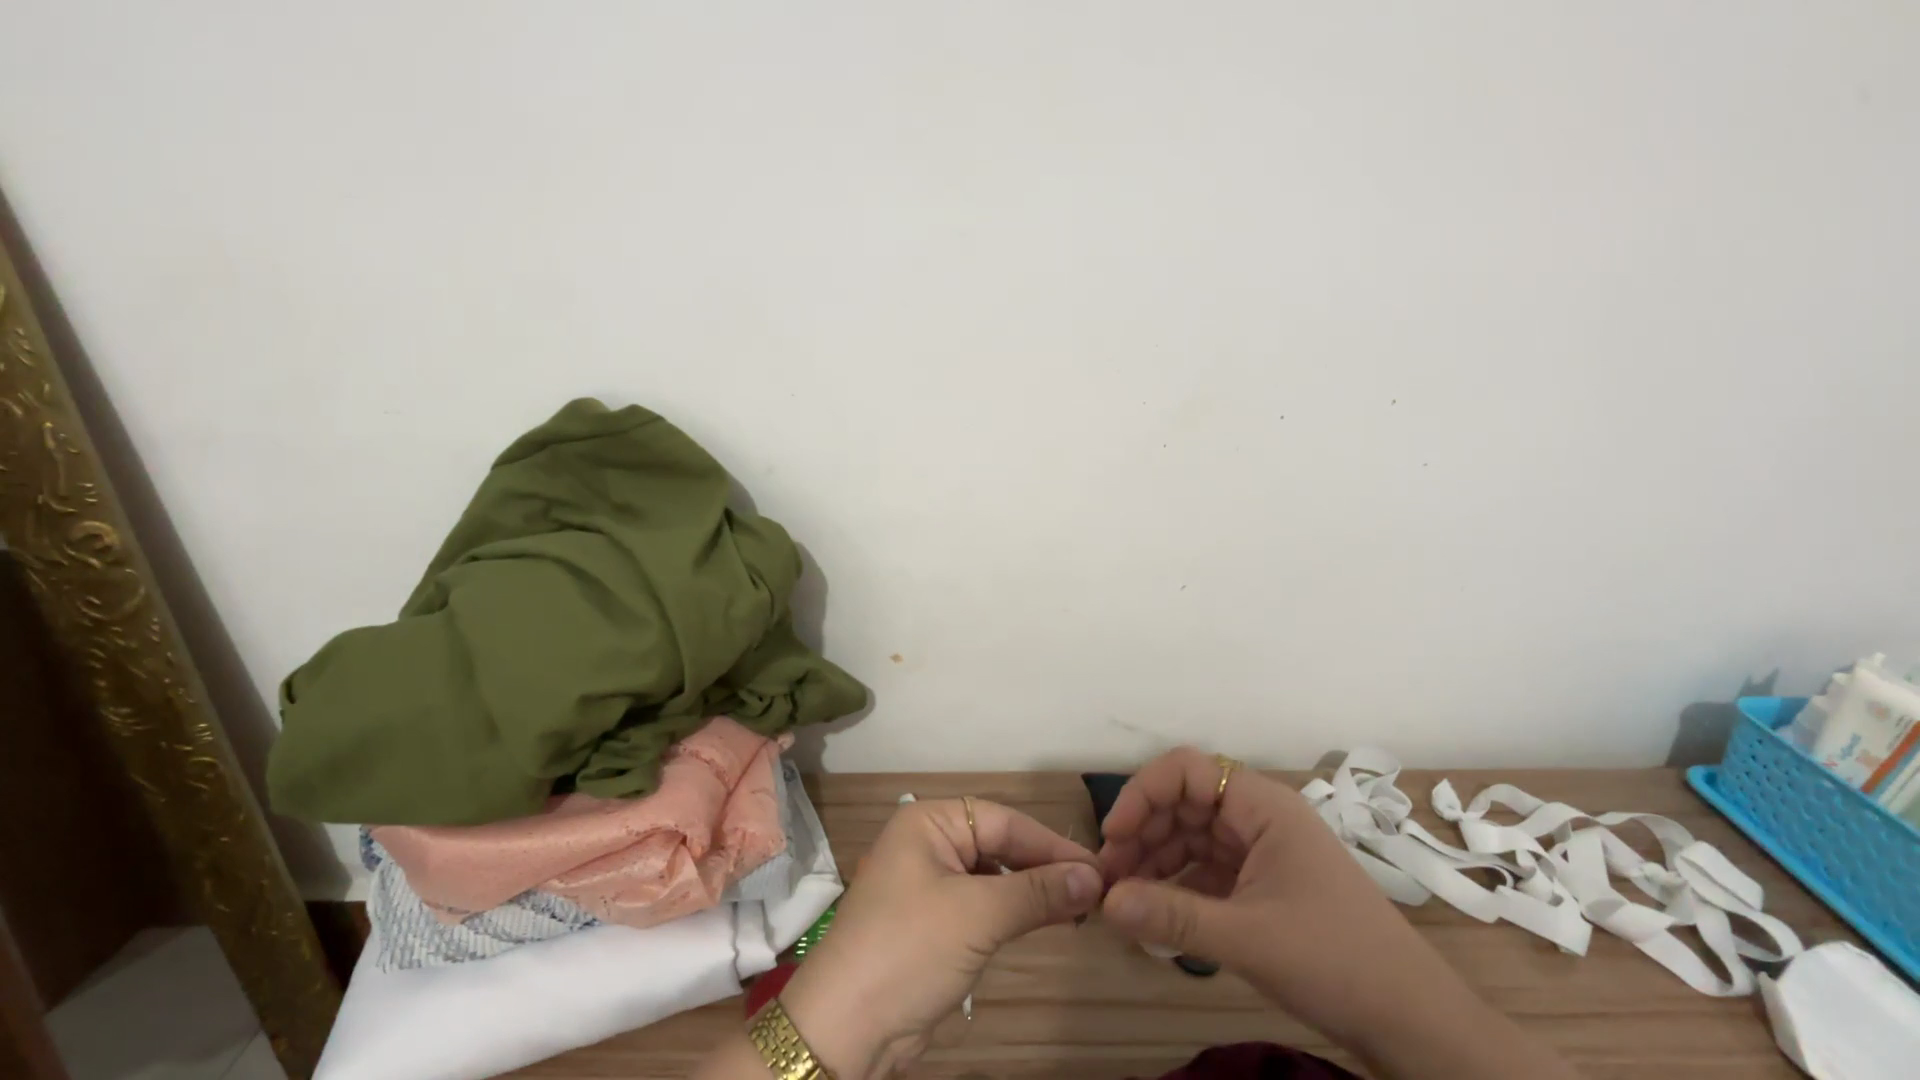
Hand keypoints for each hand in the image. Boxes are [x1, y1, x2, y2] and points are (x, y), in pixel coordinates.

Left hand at [777, 798, 1102, 1079]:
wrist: (847, 1027)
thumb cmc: (910, 949)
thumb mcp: (978, 915)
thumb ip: (1038, 892)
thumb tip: (1095, 878)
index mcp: (928, 823)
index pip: (1003, 820)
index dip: (1051, 844)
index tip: (1099, 869)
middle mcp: (928, 845)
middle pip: (1000, 845)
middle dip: (1045, 866)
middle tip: (1096, 891)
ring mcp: (929, 885)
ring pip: (994, 876)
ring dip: (1034, 890)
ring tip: (1080, 907)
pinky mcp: (934, 924)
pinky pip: (984, 906)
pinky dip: (1015, 912)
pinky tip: (1046, 921)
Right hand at [1096, 748, 1577, 1079]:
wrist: (1411, 1019)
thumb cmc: (1336, 960)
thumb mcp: (1248, 938)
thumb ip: (1172, 916)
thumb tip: (1104, 901)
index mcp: (1264, 807)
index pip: (1188, 770)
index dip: (1144, 794)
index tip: (1113, 838)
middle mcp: (1260, 819)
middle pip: (1184, 804)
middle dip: (1142, 833)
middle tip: (1107, 878)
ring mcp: (1263, 853)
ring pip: (1192, 838)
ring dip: (1154, 861)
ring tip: (1122, 899)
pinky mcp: (1263, 887)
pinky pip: (1206, 871)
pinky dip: (1177, 886)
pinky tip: (1154, 912)